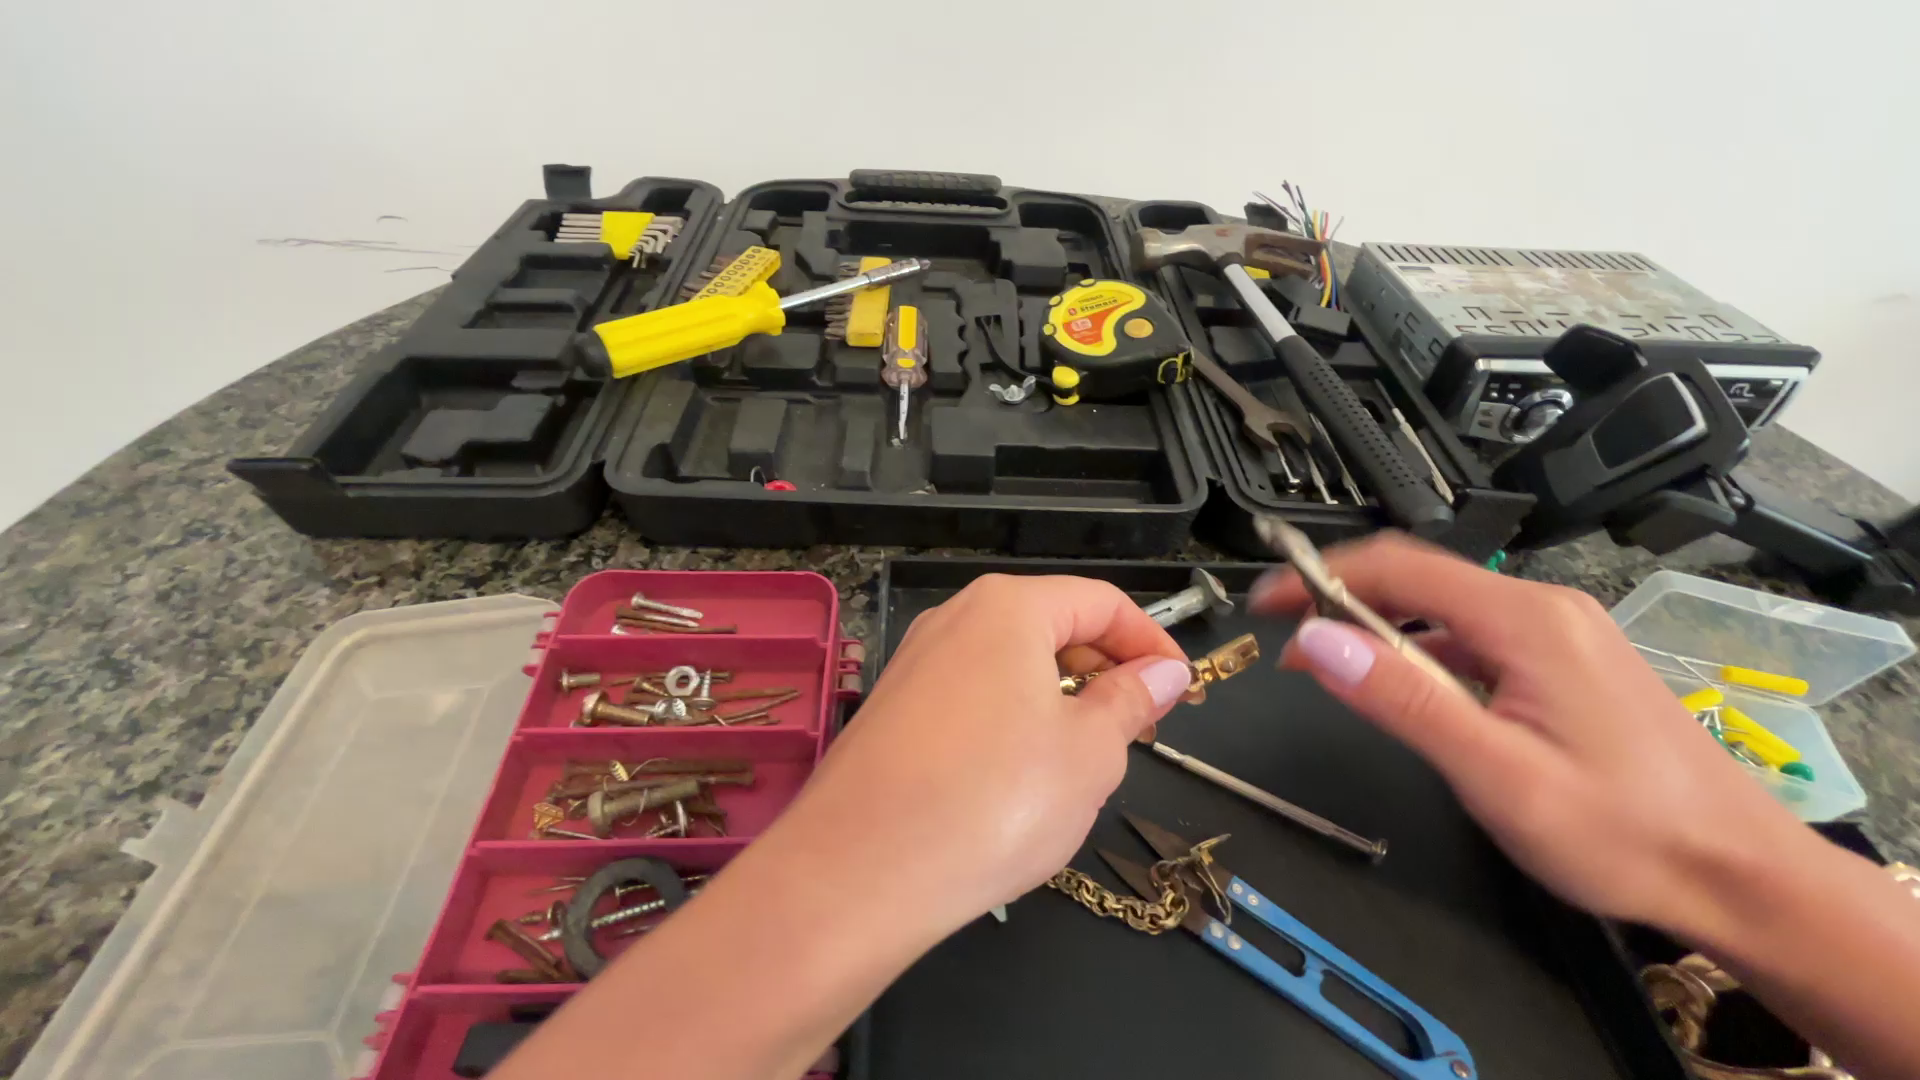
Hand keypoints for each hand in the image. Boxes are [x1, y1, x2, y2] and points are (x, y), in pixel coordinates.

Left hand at [778, 575, 1193, 927]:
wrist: (858, 873)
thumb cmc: (995, 801)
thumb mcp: (1089, 752)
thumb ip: (1132, 699)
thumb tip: (1164, 672)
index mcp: (1008, 607)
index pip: (1101, 601)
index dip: (1152, 642)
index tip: (1183, 691)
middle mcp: (954, 618)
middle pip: (1052, 626)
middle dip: (1105, 672)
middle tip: (1139, 731)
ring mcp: (916, 662)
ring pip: (1011, 666)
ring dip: (1060, 702)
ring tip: (1082, 764)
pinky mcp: (893, 708)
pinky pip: (972, 697)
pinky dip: (1013, 722)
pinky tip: (1018, 780)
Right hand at [1250, 533, 1815, 937]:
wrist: (1744, 880)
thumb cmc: (1625, 834)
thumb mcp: (1497, 773)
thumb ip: (1403, 700)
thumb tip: (1317, 642)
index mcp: (1525, 620)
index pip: (1395, 567)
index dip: (1318, 577)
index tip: (1266, 604)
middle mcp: (1542, 609)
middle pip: (1415, 578)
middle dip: (1338, 598)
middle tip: (1286, 636)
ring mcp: (1556, 632)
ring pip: (1439, 606)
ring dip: (1374, 626)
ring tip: (1327, 663)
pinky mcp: (1561, 659)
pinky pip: (1468, 635)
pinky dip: (1415, 648)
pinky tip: (1399, 685)